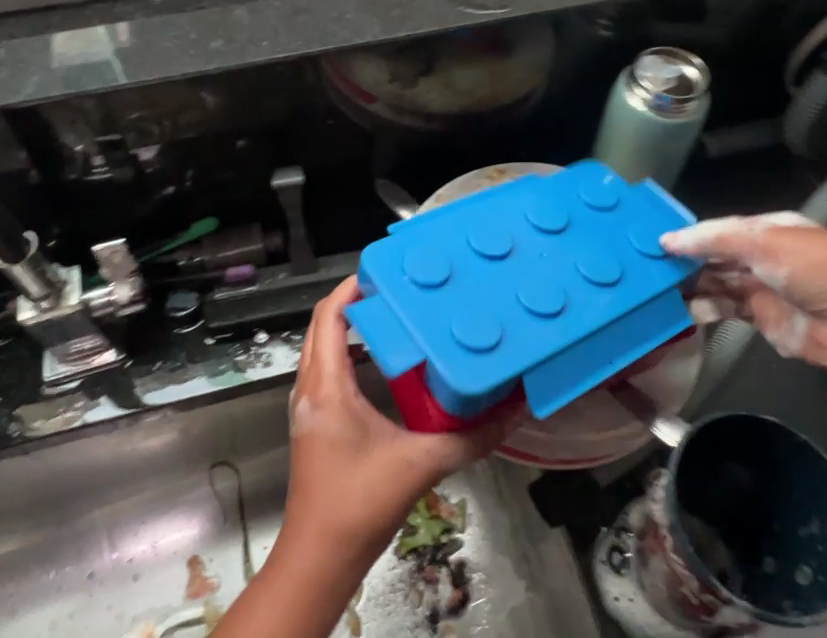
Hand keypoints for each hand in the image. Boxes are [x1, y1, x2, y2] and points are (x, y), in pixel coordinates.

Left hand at [281, 277, 511, 558]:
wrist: (321, 556)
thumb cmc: (360, 503)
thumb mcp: (422, 464)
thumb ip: (471, 438)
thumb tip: (515, 410)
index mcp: (327, 385)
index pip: (329, 315)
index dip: (354, 286)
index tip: (391, 270)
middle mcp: (312, 388)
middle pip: (325, 326)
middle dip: (359, 302)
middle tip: (403, 289)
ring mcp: (311, 407)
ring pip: (326, 349)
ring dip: (355, 328)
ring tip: (401, 317)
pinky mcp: (319, 424)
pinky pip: (330, 372)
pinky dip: (354, 355)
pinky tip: (392, 365)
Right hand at [663, 213, 826, 383]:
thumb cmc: (815, 270)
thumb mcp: (764, 242)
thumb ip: (713, 240)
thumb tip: (667, 240)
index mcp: (767, 230)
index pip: (718, 230)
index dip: (688, 236)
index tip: (653, 243)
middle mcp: (762, 257)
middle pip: (714, 257)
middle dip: (684, 262)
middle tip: (646, 269)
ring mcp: (761, 289)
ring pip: (715, 284)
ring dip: (688, 286)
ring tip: (654, 290)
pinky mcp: (760, 320)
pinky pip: (724, 311)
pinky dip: (701, 309)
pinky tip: (676, 310)